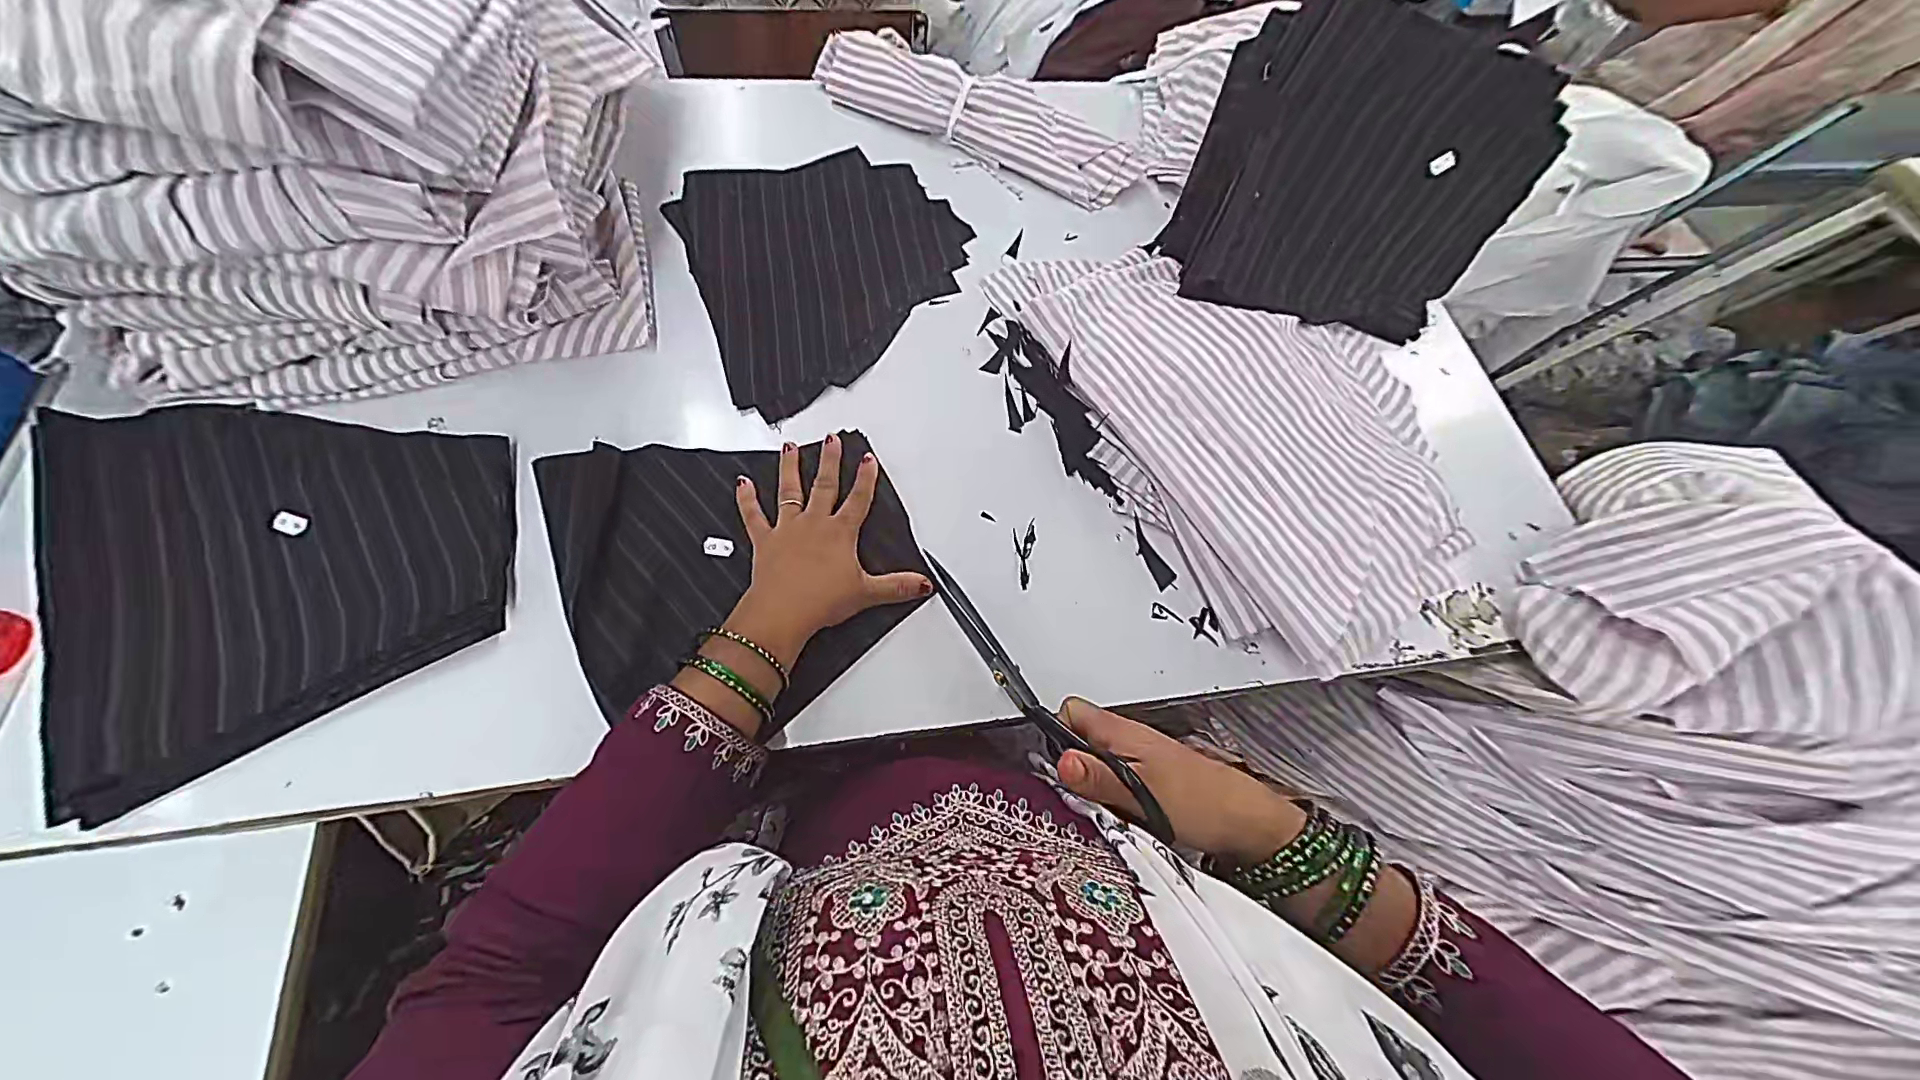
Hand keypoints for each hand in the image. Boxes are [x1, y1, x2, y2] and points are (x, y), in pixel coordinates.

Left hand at [728, 434, 931, 662]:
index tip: (868, 459)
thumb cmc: (820, 601)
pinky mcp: (764, 541)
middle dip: (829, 461)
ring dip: (790, 467)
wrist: (783, 612)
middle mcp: (813, 524)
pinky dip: (747, 499)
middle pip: (825, 485)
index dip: (866, 478)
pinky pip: (753, 515)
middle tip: (831, 440)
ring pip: (789, 491)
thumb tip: (921, 584)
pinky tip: (743, 484)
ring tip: (791, 448)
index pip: (858, 499)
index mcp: (840, 533)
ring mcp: (787, 530)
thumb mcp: (866, 593)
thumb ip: (896, 586)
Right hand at [1055, 697, 1306, 863]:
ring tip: (1105, 810)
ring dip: (1092, 786)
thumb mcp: (1141, 795)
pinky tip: (1123, 816)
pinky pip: (1114, 779)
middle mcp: (1126, 738)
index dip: (1054, 736)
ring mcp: (1137, 757)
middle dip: (1071, 768)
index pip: (1068, 712)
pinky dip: (1111, 797)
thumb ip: (1097, 778)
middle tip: (1080, 796)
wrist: (1248, 822)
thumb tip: (1060, 762)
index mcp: (1119, 731)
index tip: (1054, 767)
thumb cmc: (1204, 802)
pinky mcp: (1148, 777)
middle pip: (1077, 739)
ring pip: (1095, 762)